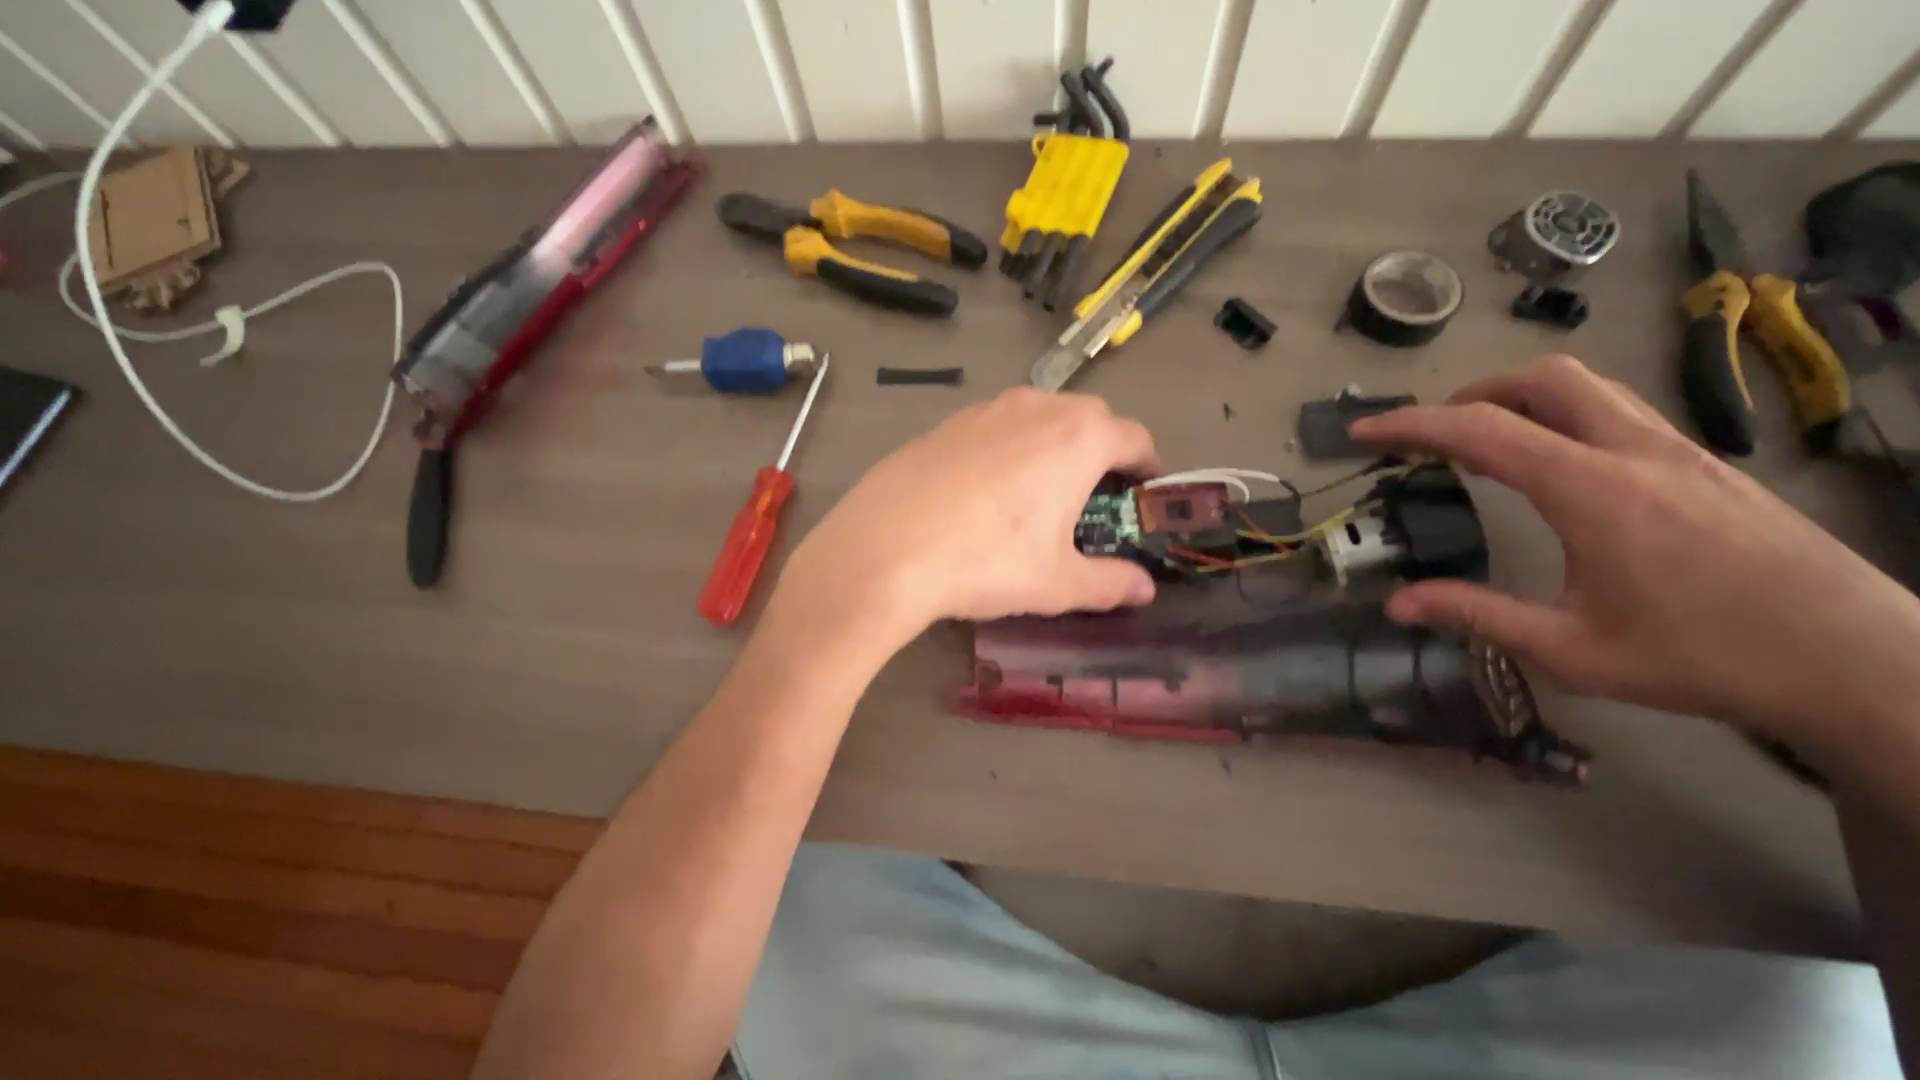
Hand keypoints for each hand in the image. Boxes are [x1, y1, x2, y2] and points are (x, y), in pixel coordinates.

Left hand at [772, 387, 1160, 650]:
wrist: (884, 550)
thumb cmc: (986, 562)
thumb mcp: (1057, 584)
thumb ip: (1110, 583)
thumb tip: (1143, 590)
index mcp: (1078, 438)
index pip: (1135, 437)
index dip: (1148, 467)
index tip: (1143, 496)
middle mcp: (1037, 408)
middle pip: (1089, 417)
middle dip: (1103, 450)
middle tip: (1094, 497)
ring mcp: (985, 410)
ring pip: (1039, 415)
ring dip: (1053, 444)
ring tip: (1040, 492)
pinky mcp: (944, 424)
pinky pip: (995, 427)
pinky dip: (1008, 448)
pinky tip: (986, 493)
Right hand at [1351, 355, 1919, 751]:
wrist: (1853, 659)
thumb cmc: (1702, 658)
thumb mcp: (1572, 651)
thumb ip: (1479, 615)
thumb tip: (1396, 604)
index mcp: (1592, 491)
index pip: (1482, 432)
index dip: (1412, 426)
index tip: (1365, 433)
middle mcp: (1635, 451)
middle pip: (1544, 379)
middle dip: (1474, 393)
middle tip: (1435, 433)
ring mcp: (1680, 450)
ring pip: (1591, 386)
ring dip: (1525, 396)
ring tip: (1489, 439)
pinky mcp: (1708, 464)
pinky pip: (1622, 410)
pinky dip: (1568, 414)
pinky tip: (1564, 464)